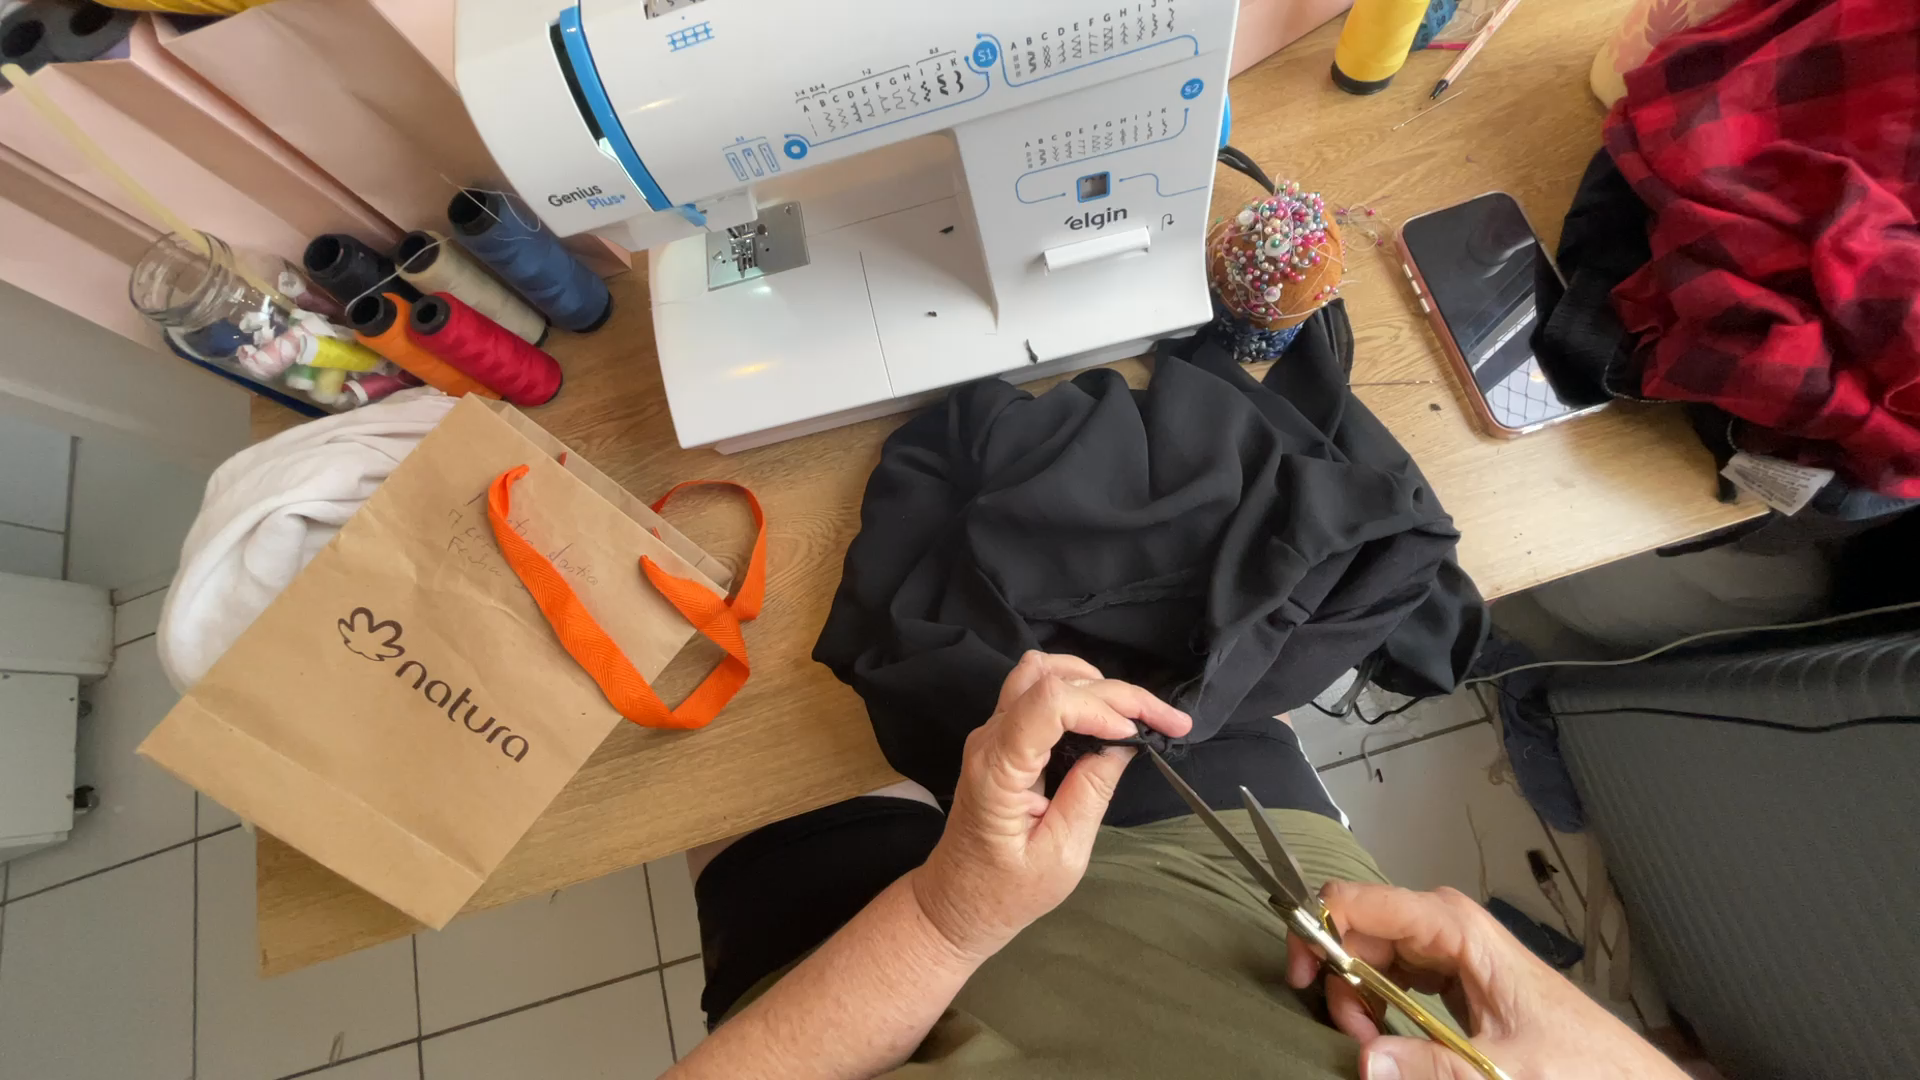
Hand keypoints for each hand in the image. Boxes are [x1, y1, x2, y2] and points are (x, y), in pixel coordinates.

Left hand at [911, 651, 1190, 961]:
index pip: (1045, 702)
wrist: (957, 899)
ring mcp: (990, 731)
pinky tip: (1107, 713)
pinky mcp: (1001, 735)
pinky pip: (1036, 689)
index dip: (1098, 706)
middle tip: (1170, 720)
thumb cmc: (1006, 891)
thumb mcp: (1062, 855)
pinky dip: (1078, 689)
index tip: (1135, 734)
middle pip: (1051, 679)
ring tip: (1138, 712)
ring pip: (1040, 670)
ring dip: (1094, 681)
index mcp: (999, 769)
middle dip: (1118, 694)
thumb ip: (1090, 793)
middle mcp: (989, 737)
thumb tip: (1122, 744)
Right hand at [1288, 883, 1689, 1079]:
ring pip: (1366, 951)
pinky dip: (1375, 1001)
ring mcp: (1442, 944)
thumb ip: (1436, 1069)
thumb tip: (1365, 1063)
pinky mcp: (1447, 970)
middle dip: (1340, 977)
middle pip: (1355, 928)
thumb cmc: (1589, 1071)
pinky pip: (1388, 972)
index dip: (1318, 931)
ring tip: (1370, 1039)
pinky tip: (1384, 1032)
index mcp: (1451, 925)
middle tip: (1351, 1034)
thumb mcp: (1511, 1076)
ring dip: (1355, 994)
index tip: (1301, 977)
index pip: (1355, 902)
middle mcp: (1439, 922)